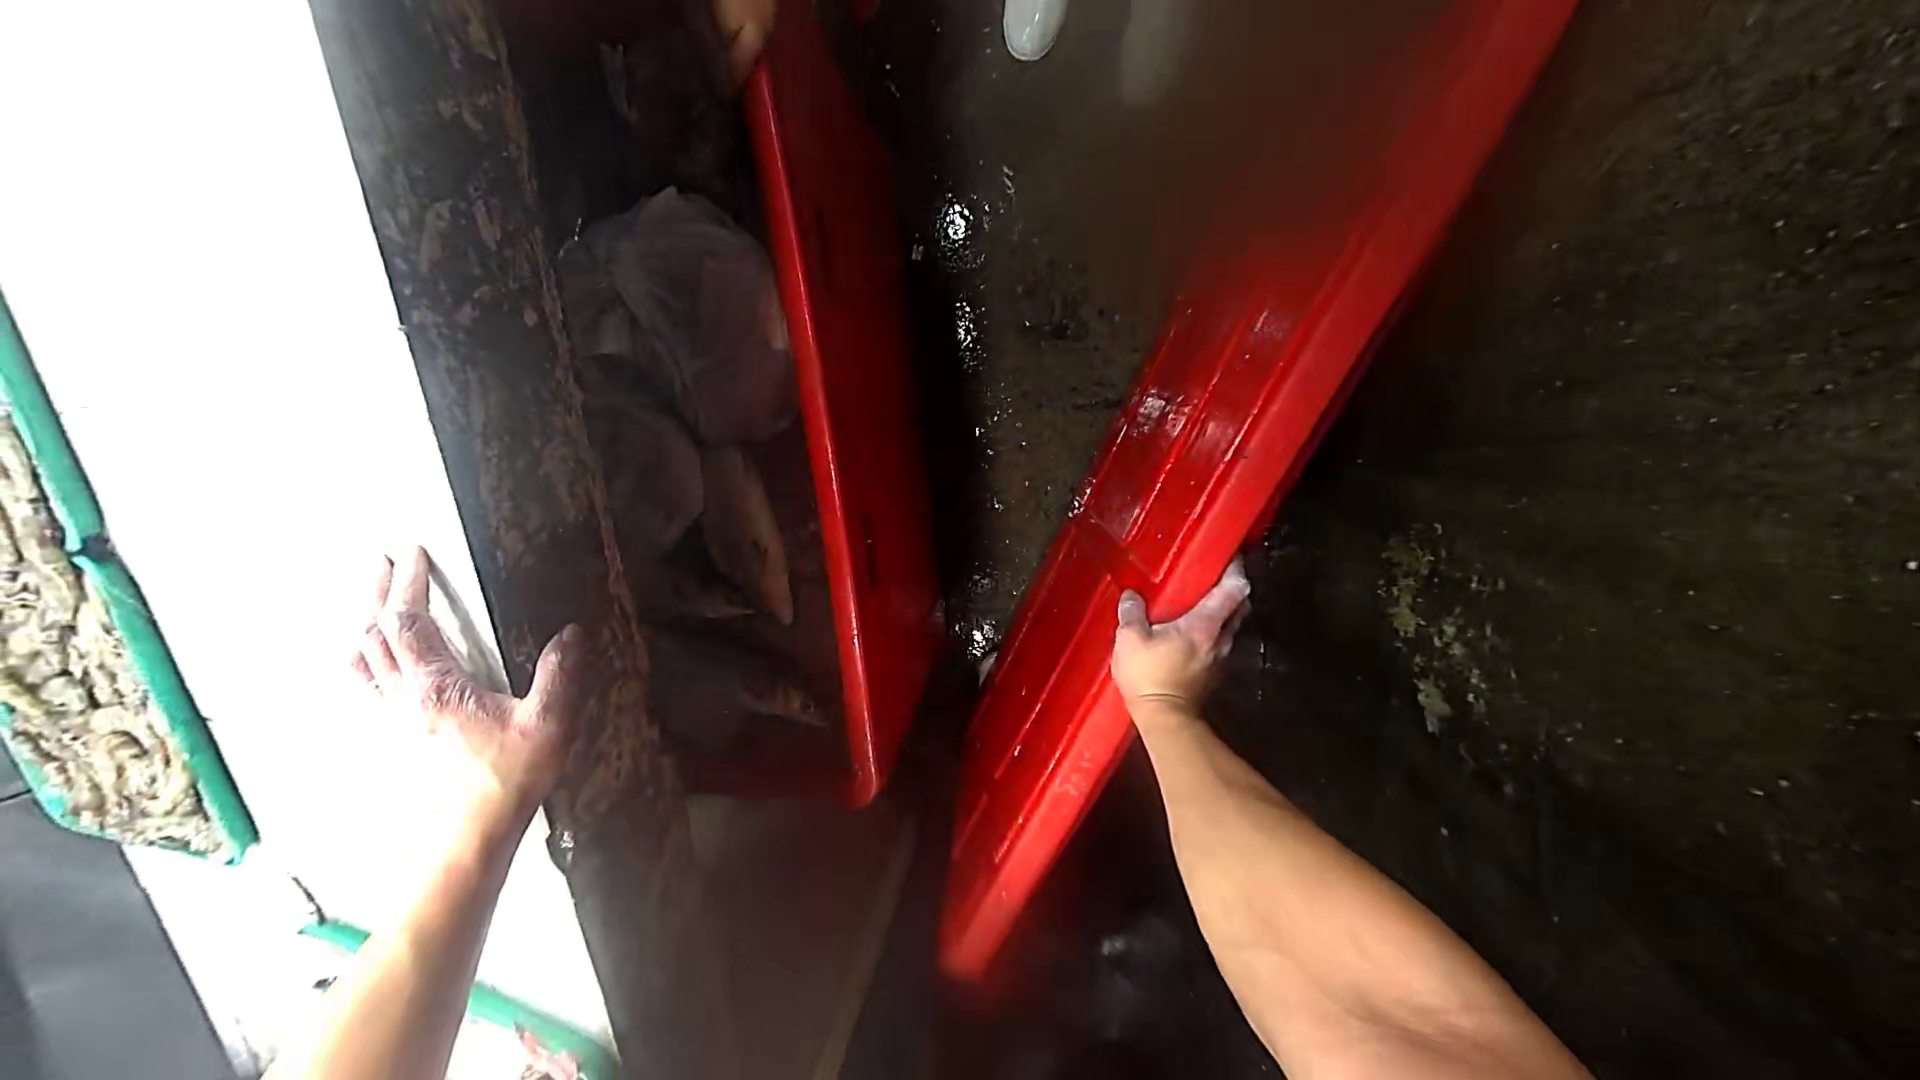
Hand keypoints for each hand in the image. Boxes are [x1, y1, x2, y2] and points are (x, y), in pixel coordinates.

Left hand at [353, 547, 584, 825]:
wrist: (467, 836)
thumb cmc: (506, 778)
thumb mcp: (547, 721)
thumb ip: (558, 673)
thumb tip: (571, 633)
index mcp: (436, 686)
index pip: (408, 623)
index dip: (409, 584)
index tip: (412, 552)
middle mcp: (402, 699)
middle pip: (373, 635)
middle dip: (379, 593)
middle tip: (384, 563)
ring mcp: (392, 720)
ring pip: (361, 662)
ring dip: (364, 625)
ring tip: (373, 607)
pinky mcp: (394, 739)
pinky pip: (365, 689)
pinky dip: (364, 662)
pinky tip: (374, 667)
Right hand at [1111, 559, 1251, 716]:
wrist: (1164, 719)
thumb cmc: (1148, 675)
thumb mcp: (1129, 639)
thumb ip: (1132, 613)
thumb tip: (1132, 595)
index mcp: (1204, 624)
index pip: (1233, 590)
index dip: (1235, 570)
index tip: (1230, 556)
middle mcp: (1221, 638)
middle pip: (1240, 606)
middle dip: (1234, 590)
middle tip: (1216, 578)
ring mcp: (1221, 657)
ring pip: (1232, 626)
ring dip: (1225, 612)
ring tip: (1204, 603)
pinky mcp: (1215, 673)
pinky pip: (1221, 643)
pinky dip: (1214, 631)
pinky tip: (1195, 632)